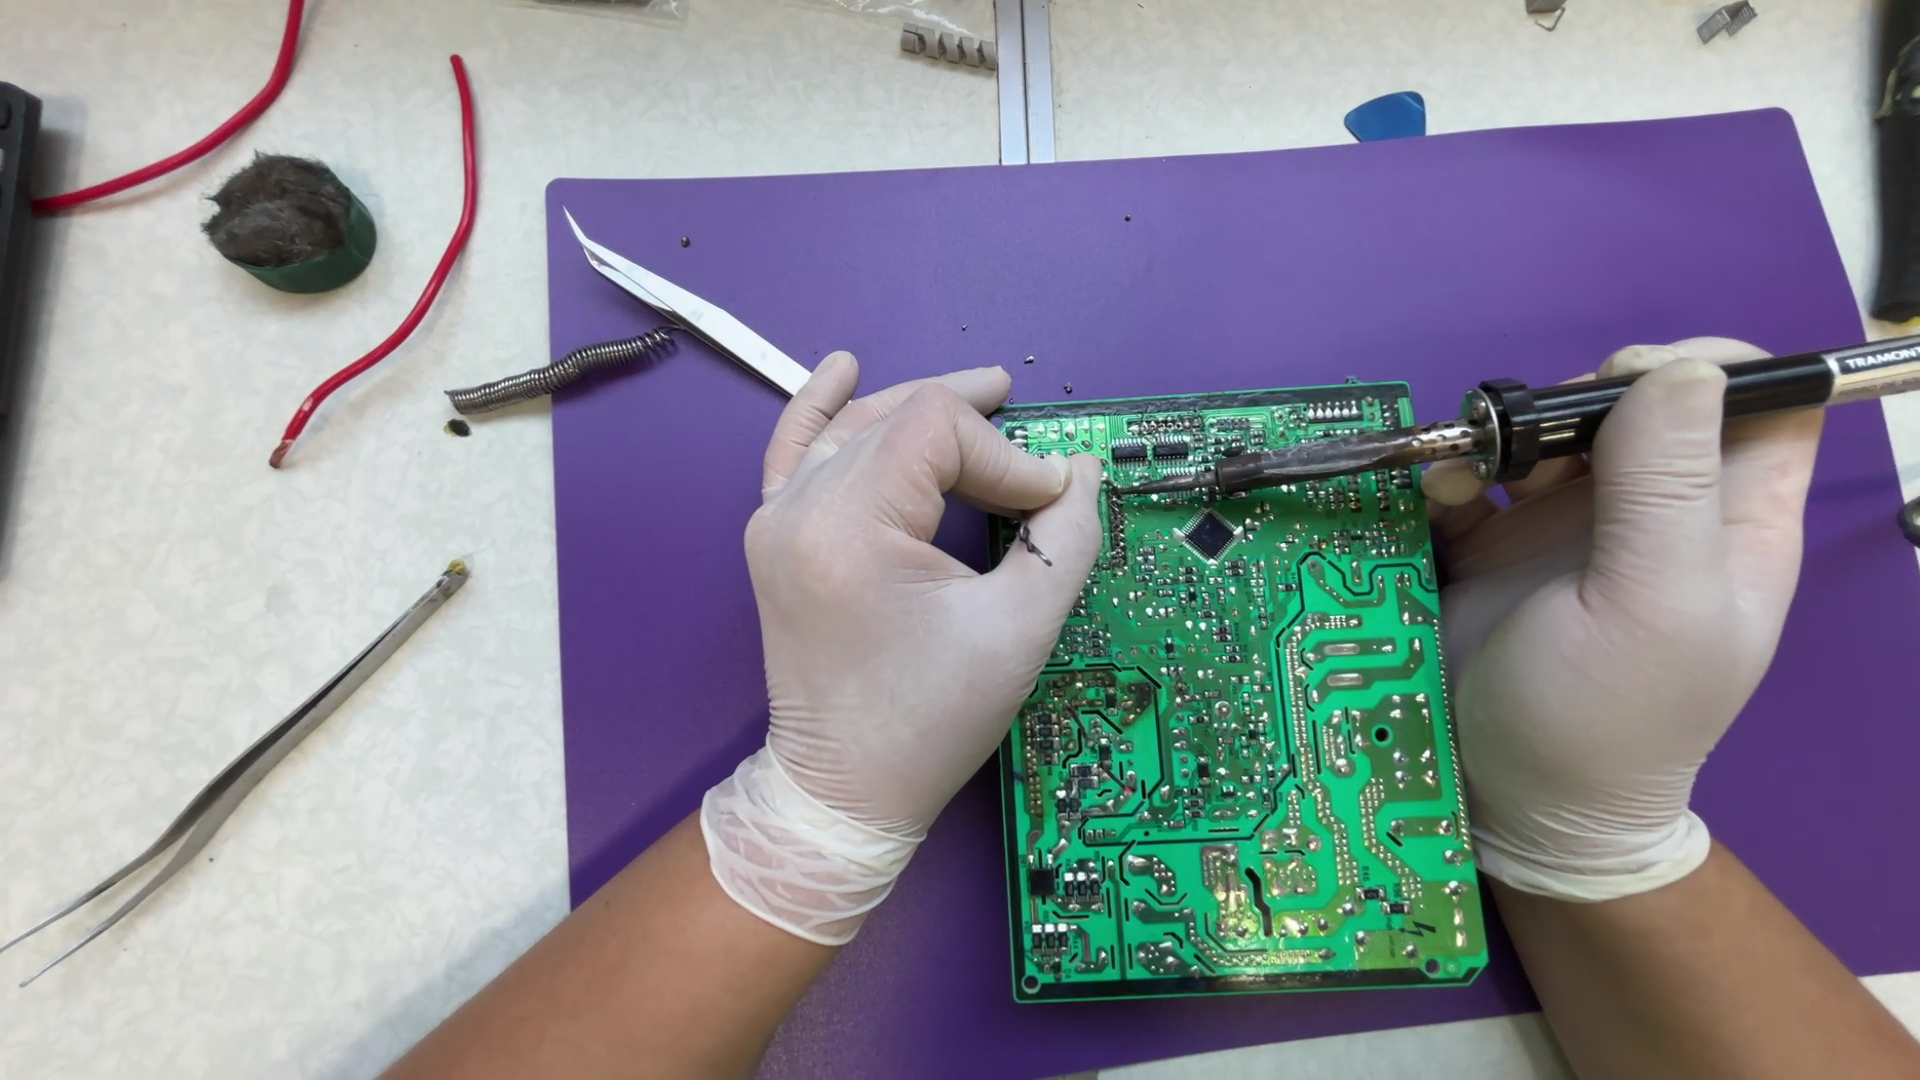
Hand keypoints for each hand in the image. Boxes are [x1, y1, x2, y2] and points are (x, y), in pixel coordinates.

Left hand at [701, 352, 1103, 942]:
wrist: (844, 787)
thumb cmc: (932, 719)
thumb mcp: (1020, 630)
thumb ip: (1065, 537)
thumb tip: (1080, 471)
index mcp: (850, 524)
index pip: (938, 431)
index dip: (1007, 455)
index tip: (1050, 503)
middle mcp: (800, 506)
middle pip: (899, 417)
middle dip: (976, 431)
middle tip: (1032, 431)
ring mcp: (777, 518)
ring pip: (857, 426)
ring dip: (920, 408)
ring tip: (982, 392)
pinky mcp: (775, 536)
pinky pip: (797, 449)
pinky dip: (825, 407)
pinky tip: (844, 368)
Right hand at [1423, 339, 1820, 900]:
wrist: (1506, 789)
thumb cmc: (1604, 709)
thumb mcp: (1653, 602)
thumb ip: (1667, 487)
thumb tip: (1680, 370)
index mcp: (1721, 526)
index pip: (1756, 410)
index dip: (1709, 373)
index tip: (1631, 380)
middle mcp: (1642, 517)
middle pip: (1632, 413)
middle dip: (1581, 400)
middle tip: (1536, 427)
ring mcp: (1556, 532)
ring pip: (1544, 442)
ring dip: (1505, 436)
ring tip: (1473, 463)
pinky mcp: (1483, 550)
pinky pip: (1470, 487)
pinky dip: (1451, 478)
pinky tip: (1439, 495)